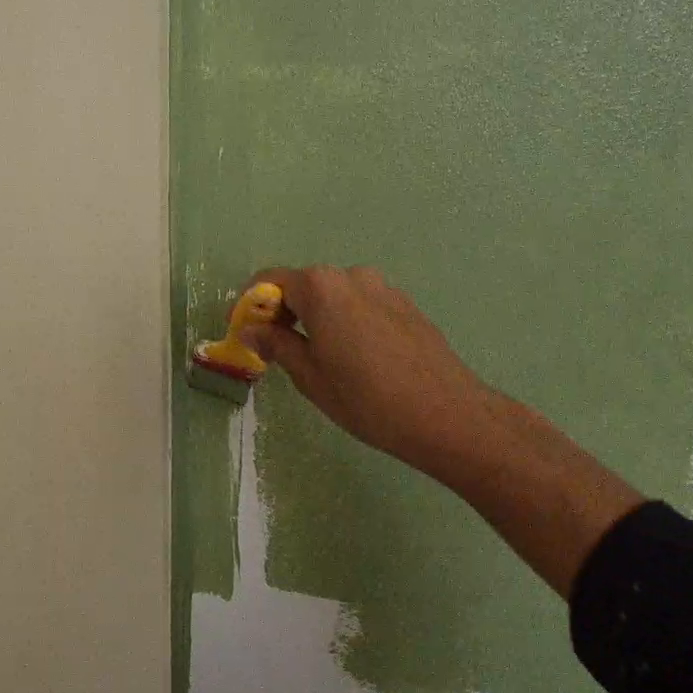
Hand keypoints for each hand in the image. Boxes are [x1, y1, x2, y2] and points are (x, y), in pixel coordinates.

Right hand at [238, 264, 646, 596]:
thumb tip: (253, 328)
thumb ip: (278, 345)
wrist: (449, 416)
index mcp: (321, 288)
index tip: (243, 333)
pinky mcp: (406, 306)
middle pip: (303, 285)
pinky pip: (361, 306)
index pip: (269, 281)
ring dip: (315, 318)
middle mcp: (351, 276)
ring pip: (334, 296)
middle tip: (276, 351)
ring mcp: (384, 288)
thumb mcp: (311, 378)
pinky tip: (355, 360)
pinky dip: (345, 322)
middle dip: (283, 312)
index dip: (250, 306)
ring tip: (318, 360)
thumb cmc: (368, 400)